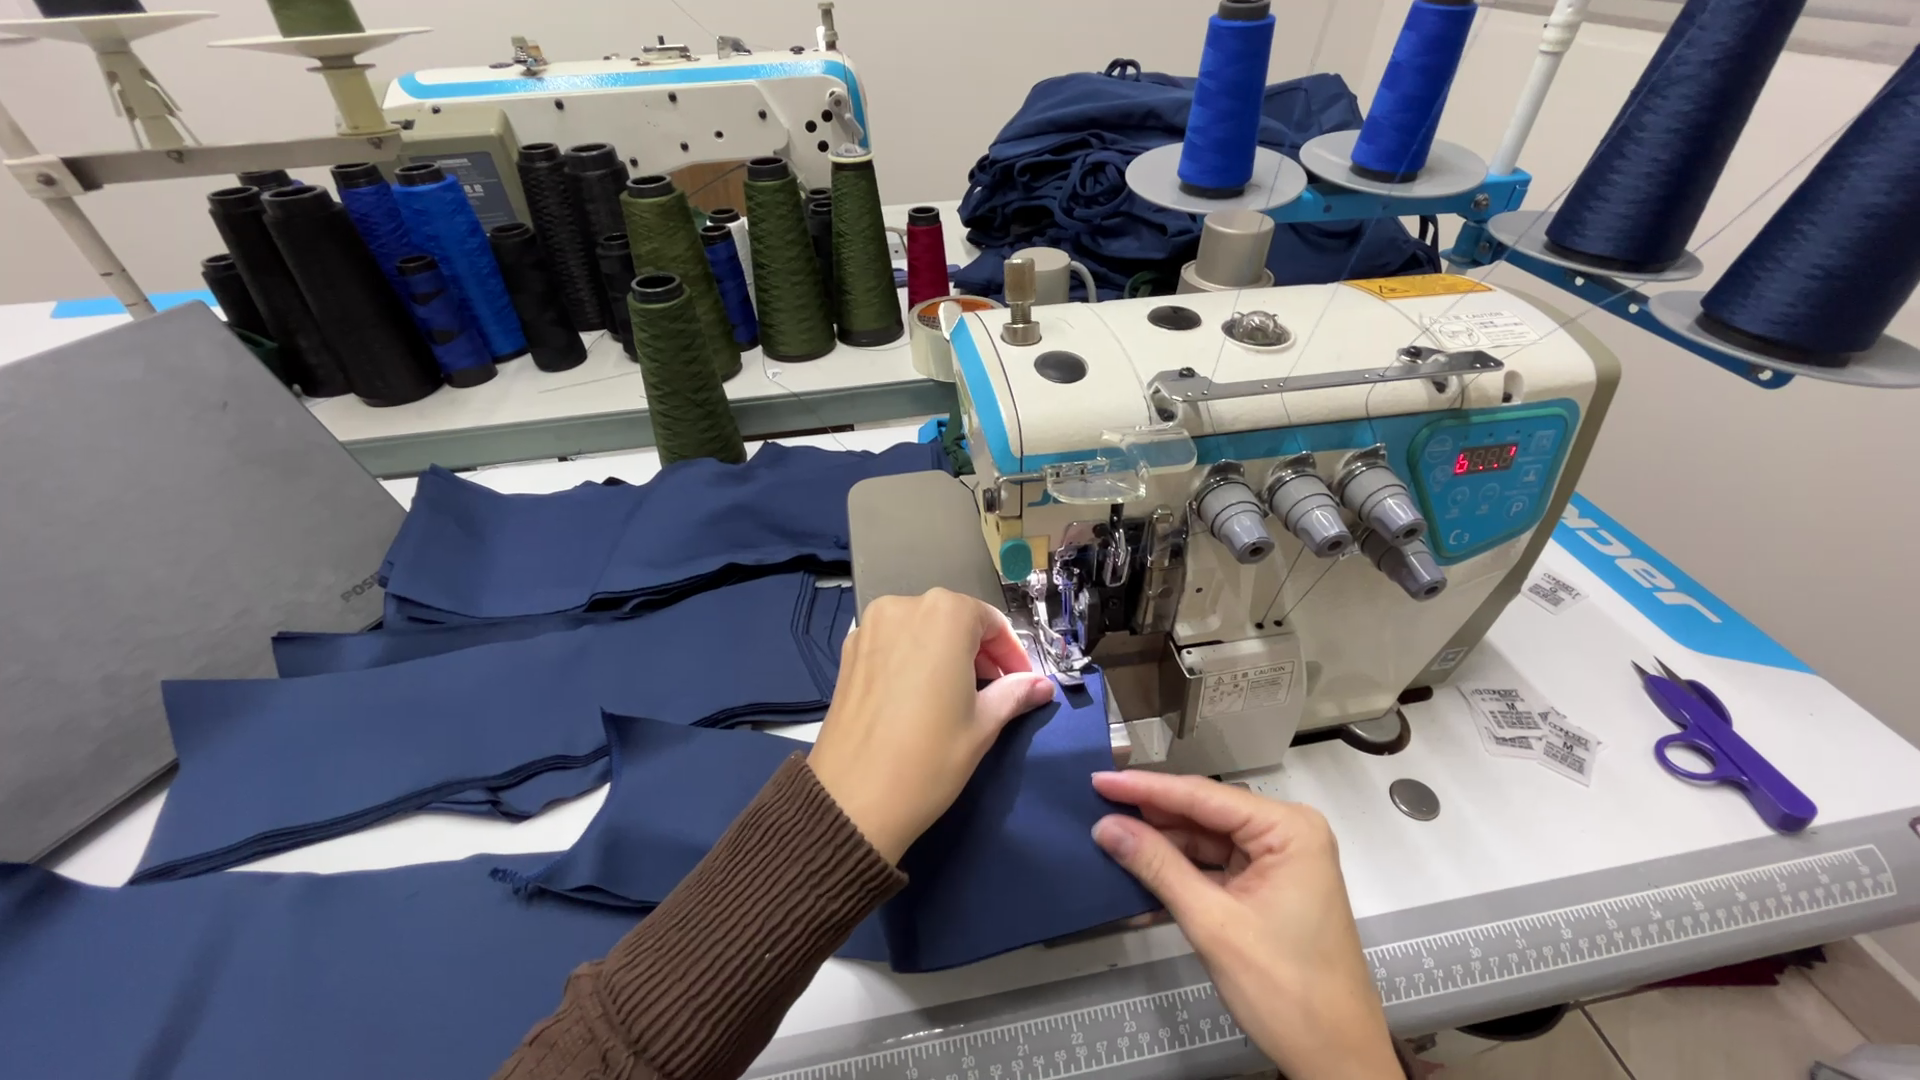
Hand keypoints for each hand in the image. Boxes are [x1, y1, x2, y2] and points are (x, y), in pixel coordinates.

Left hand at [809, 589, 1054, 863]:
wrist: (852, 800)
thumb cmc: (930, 757)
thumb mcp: (983, 725)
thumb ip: (1014, 694)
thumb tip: (1042, 685)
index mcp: (944, 613)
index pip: (992, 623)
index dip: (1012, 654)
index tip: (1023, 683)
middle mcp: (904, 606)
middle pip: (954, 620)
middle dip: (979, 652)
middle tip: (995, 691)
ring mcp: (870, 626)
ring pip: (922, 629)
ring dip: (945, 653)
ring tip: (958, 695)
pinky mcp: (848, 651)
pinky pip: (893, 644)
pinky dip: (914, 658)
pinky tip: (920, 696)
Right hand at [1090, 772, 1399, 1079]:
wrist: (1335, 1060)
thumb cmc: (1288, 992)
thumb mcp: (1212, 923)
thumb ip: (1157, 867)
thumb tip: (1108, 827)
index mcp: (1289, 830)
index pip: (1203, 796)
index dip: (1146, 788)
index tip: (1101, 780)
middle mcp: (1287, 833)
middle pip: (1204, 814)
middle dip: (1152, 817)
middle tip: (1098, 808)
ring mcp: (1278, 860)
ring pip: (1205, 839)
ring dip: (1161, 848)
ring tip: (1111, 843)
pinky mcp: (1268, 885)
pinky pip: (1214, 865)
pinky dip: (1179, 872)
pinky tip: (1140, 874)